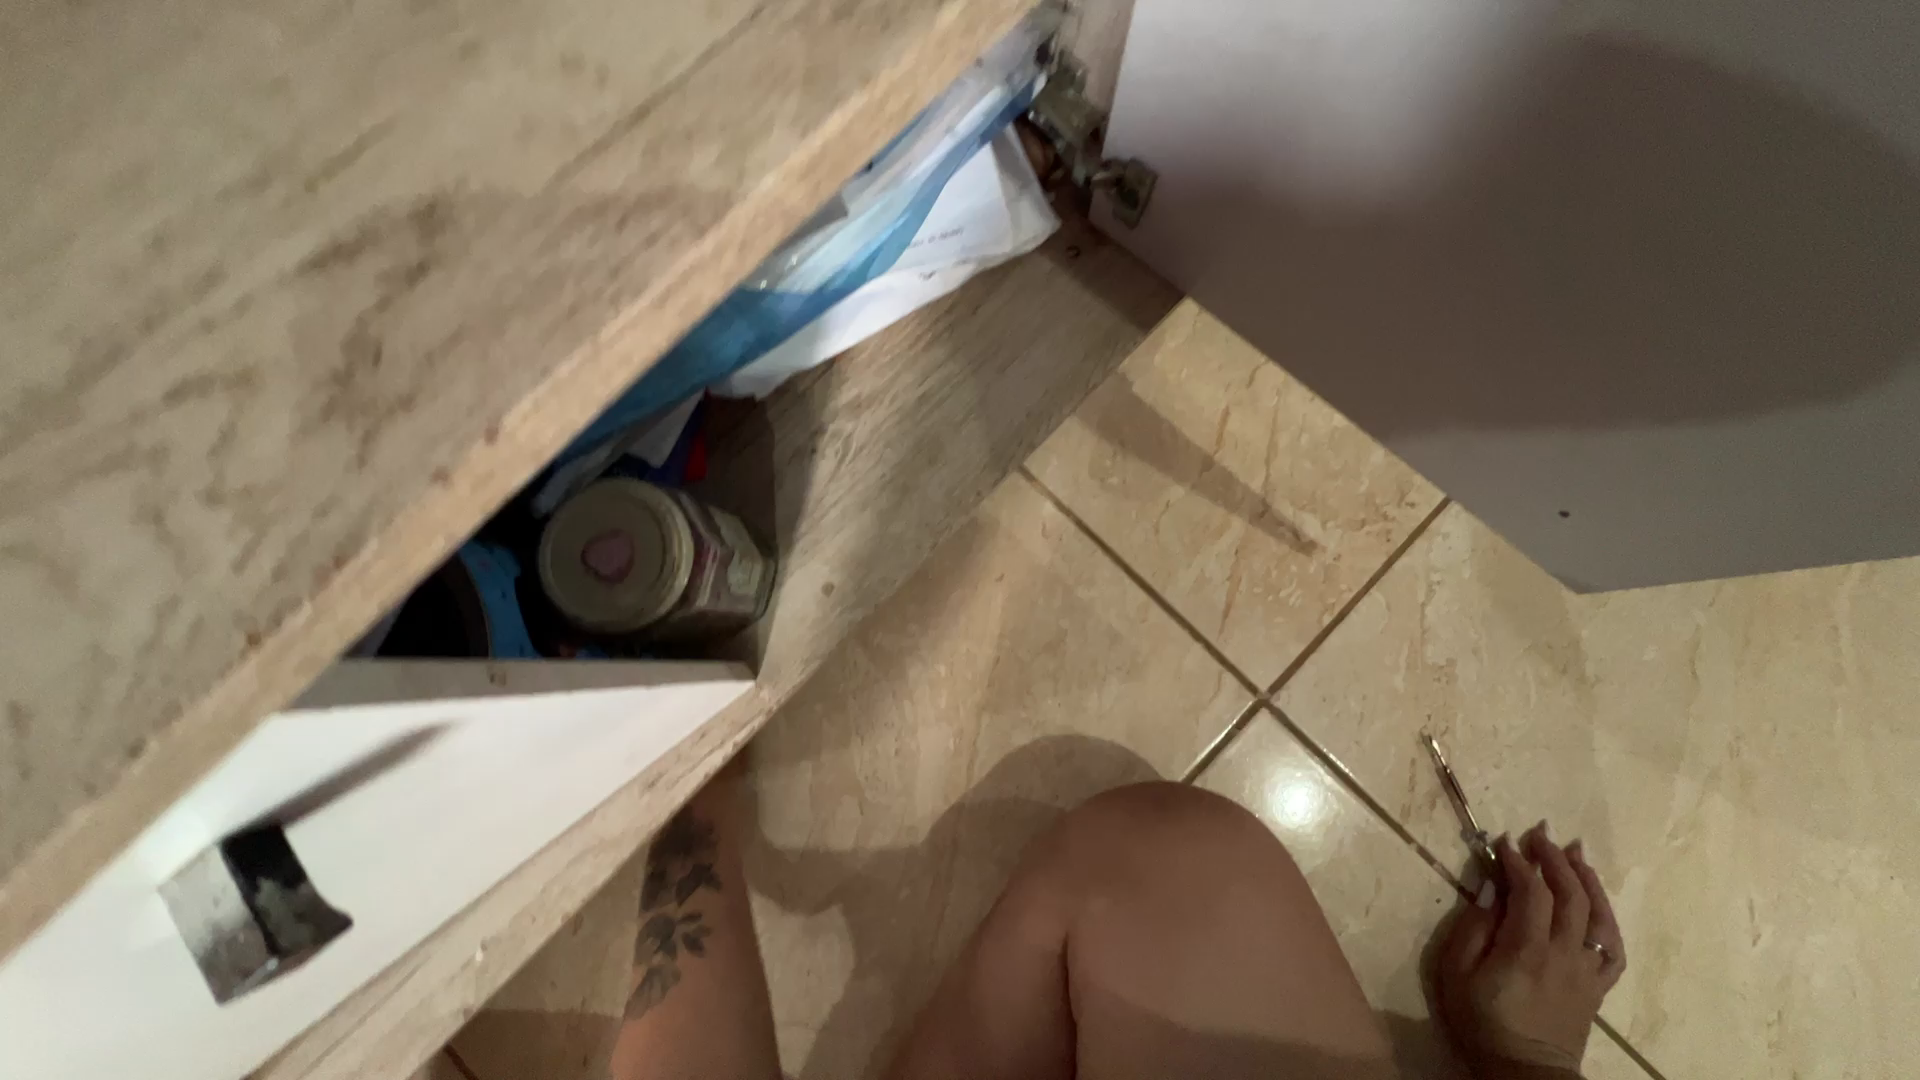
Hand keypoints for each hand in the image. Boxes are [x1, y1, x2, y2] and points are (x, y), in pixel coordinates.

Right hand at [1435, 821, 1625, 1076]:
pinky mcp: (1597, 987)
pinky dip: (1607, 918)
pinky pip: (1613, 948)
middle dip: (1556, 860)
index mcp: (1527, 949)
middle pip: (1571, 898)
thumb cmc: (1480, 1019)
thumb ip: (1474, 927)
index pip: (1532, 892)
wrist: (1523, 1071)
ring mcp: (1587, 972)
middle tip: (1539, 833)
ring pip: (1600, 918)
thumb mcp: (1457, 970)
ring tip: (1575, 853)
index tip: (1502, 840)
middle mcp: (1565, 955)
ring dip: (1588, 881)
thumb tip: (1490, 890)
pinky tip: (1596, 902)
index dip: (1519, 862)